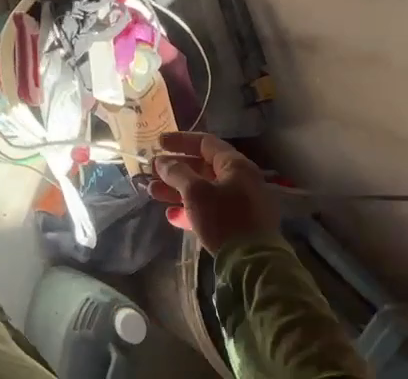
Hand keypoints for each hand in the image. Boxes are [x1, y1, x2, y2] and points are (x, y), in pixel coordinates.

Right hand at [143, 131, 277, 253]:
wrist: (254, 266)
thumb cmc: (225, 219)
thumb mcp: (195, 192)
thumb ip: (177, 172)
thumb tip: (162, 162)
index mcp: (236, 167)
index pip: (206, 143)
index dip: (180, 141)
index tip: (159, 143)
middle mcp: (241, 182)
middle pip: (203, 168)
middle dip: (174, 170)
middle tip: (152, 172)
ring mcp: (242, 205)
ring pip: (204, 191)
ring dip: (177, 190)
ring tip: (153, 193)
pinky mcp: (239, 227)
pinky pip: (211, 211)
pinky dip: (191, 210)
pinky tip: (172, 217)